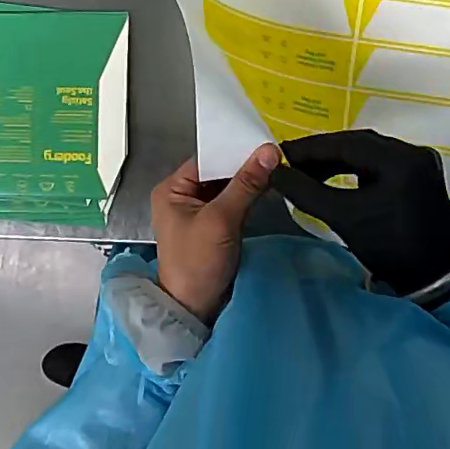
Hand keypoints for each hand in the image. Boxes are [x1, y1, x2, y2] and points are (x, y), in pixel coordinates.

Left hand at [150, 144, 278, 322]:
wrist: (194, 306)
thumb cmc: (197, 261)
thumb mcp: (221, 219)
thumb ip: (245, 184)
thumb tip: (268, 151)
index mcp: (171, 189)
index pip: (205, 159)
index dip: (232, 150)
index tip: (264, 142)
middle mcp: (181, 197)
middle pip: (217, 173)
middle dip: (243, 166)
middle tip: (276, 154)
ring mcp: (197, 213)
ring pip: (226, 188)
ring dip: (248, 182)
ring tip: (278, 167)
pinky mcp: (213, 227)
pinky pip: (231, 204)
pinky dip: (247, 198)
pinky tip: (268, 189)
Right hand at [268, 130, 449, 295]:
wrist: (434, 276)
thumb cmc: (389, 247)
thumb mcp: (342, 218)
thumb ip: (305, 191)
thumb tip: (275, 172)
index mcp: (398, 160)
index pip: (343, 143)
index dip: (307, 148)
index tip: (279, 154)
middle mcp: (411, 152)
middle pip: (355, 143)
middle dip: (319, 152)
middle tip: (288, 162)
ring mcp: (417, 161)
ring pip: (365, 151)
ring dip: (333, 159)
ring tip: (305, 171)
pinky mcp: (417, 173)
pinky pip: (376, 161)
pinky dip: (350, 166)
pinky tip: (330, 176)